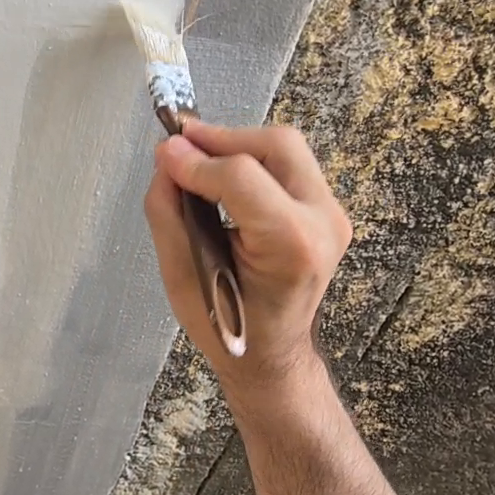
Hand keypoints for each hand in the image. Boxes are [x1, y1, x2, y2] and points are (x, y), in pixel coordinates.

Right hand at [145, 122, 350, 392]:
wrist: (271, 356)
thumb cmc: (226, 327)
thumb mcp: (180, 276)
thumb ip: (168, 212)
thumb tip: (166, 160)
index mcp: (291, 245)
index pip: (241, 176)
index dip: (195, 160)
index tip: (162, 154)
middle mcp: (323, 223)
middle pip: (275, 145)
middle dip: (222, 138)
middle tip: (179, 143)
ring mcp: (332, 216)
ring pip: (284, 149)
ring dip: (237, 146)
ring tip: (196, 158)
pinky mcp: (328, 211)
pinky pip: (288, 166)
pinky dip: (251, 161)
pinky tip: (221, 174)